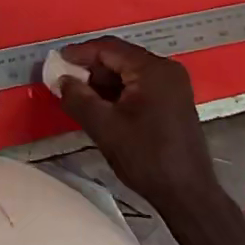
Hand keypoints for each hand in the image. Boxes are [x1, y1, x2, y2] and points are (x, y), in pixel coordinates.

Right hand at [56, 37, 220, 211]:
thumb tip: (60, 80)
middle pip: (120, 57)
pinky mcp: (173, 101)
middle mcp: (166, 69)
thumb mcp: (104, 127)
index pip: (109, 48)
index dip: (79, 53)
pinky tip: (101, 106)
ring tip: (79, 95)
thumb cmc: (146, 157)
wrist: (187, 195)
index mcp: (152, 69)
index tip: (56, 61)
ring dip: (103, 82)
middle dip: (90, 68)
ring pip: (128, 72)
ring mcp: (173, 85)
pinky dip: (118, 91)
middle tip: (64, 80)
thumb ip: (78, 98)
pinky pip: (139, 85)